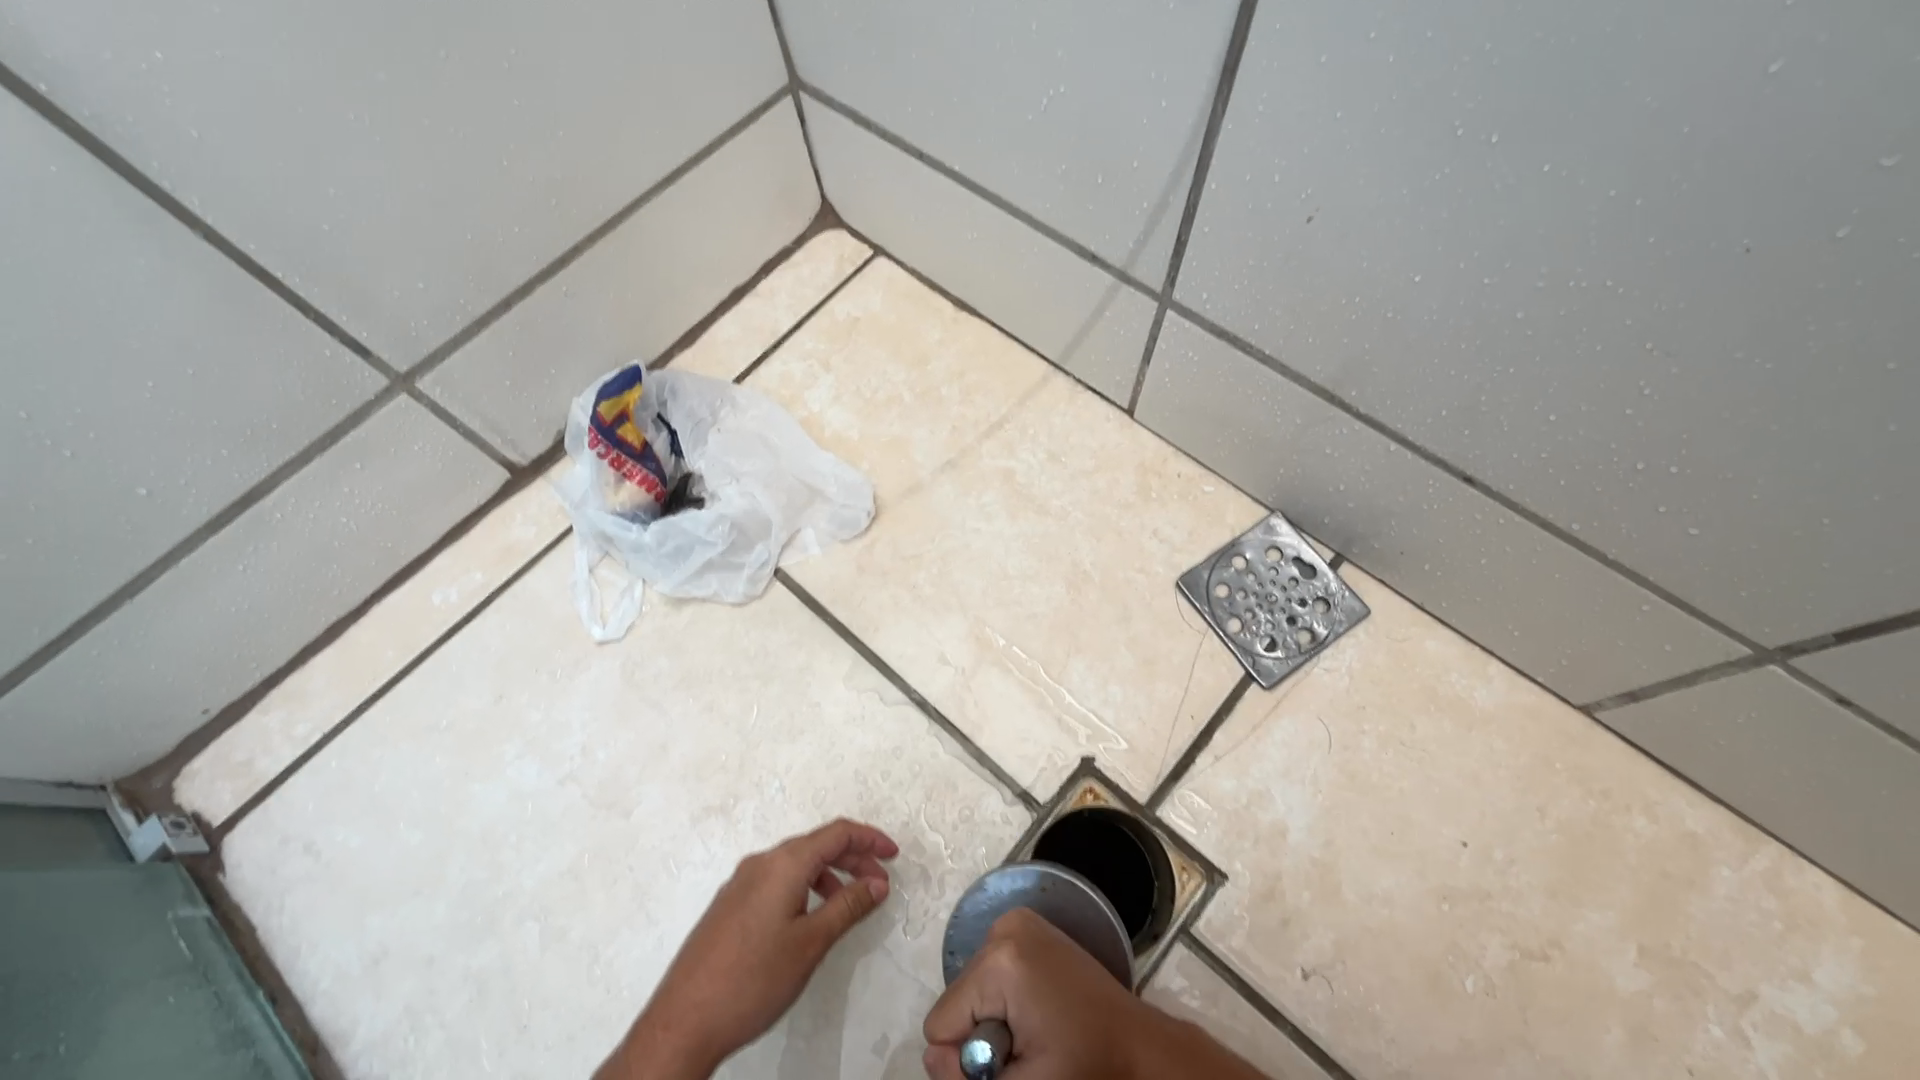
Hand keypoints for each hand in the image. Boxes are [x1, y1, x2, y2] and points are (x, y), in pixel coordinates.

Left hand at [598, 819, 898, 1079]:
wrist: (683, 1022)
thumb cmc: (754, 979)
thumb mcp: (811, 943)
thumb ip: (848, 906)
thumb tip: (877, 881)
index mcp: (782, 864)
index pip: (835, 833)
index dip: (869, 839)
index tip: (894, 855)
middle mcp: (759, 864)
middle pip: (815, 845)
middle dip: (852, 858)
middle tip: (880, 883)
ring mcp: (739, 885)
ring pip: (795, 864)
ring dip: (829, 875)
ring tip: (849, 905)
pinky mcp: (729, 906)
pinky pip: (776, 881)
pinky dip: (804, 888)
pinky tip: (810, 919)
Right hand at [922, 909, 1269, 1079]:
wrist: (1137, 1044)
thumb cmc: (1085, 1065)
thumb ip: (963, 1078)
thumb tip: (935, 1056)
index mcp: (1000, 961)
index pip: (941, 1023)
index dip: (969, 1056)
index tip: (1015, 1057)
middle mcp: (1004, 928)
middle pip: (958, 1002)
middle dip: (983, 1032)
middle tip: (1031, 1044)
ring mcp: (1016, 922)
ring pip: (972, 990)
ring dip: (994, 1017)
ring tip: (1038, 1026)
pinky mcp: (1026, 927)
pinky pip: (990, 974)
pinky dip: (1005, 998)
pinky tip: (1038, 1008)